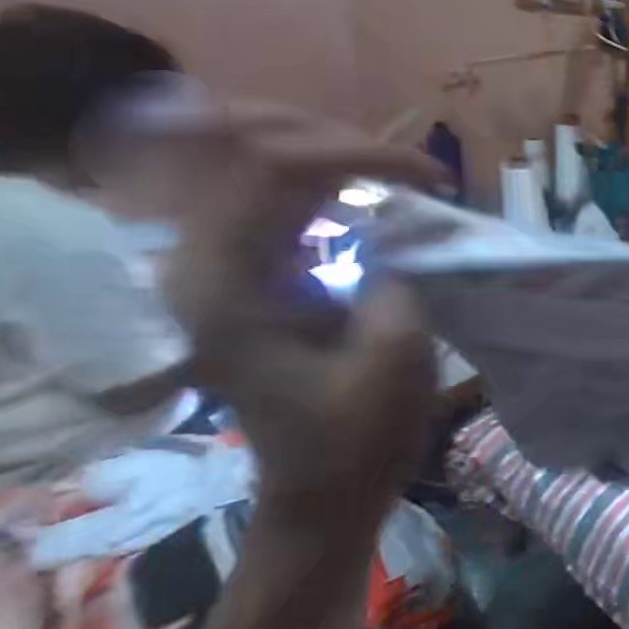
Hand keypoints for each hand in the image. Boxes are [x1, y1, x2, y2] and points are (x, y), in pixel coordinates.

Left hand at [163, 115, 446, 531]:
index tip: (431, 178)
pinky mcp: (240, 267)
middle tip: (404, 167)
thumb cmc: (357, 443)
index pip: (268, 167)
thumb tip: (398, 223)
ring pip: (242, 152)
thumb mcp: (393, 363)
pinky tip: (361, 191)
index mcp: (223, 288)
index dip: (356, 153)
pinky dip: (315, 174)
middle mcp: (197, 259)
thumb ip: (395, 278)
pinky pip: (263, 187)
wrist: (321, 493)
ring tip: (387, 170)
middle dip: (331, 135)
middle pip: (236, 137)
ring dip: (321, 147)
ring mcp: (212, 260)